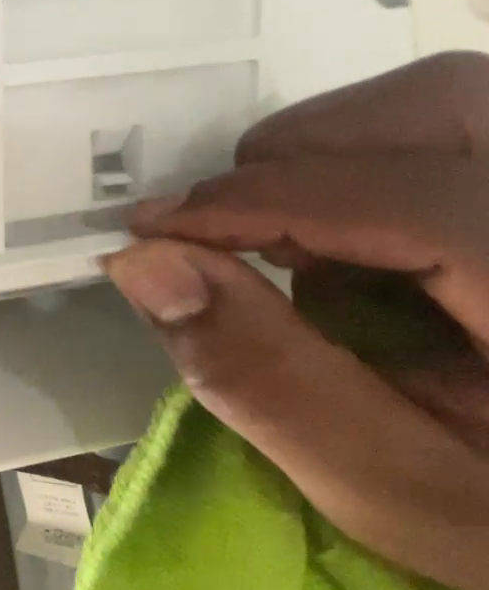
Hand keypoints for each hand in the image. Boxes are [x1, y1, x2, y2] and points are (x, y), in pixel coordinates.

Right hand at [105, 52, 488, 589]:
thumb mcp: (388, 486)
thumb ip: (267, 376)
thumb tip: (139, 263)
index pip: (412, 203)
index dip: (257, 205)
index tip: (149, 235)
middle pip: (440, 106)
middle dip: (298, 156)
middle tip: (227, 231)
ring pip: (443, 104)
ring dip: (331, 156)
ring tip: (296, 245)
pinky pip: (449, 134)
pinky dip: (372, 166)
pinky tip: (361, 249)